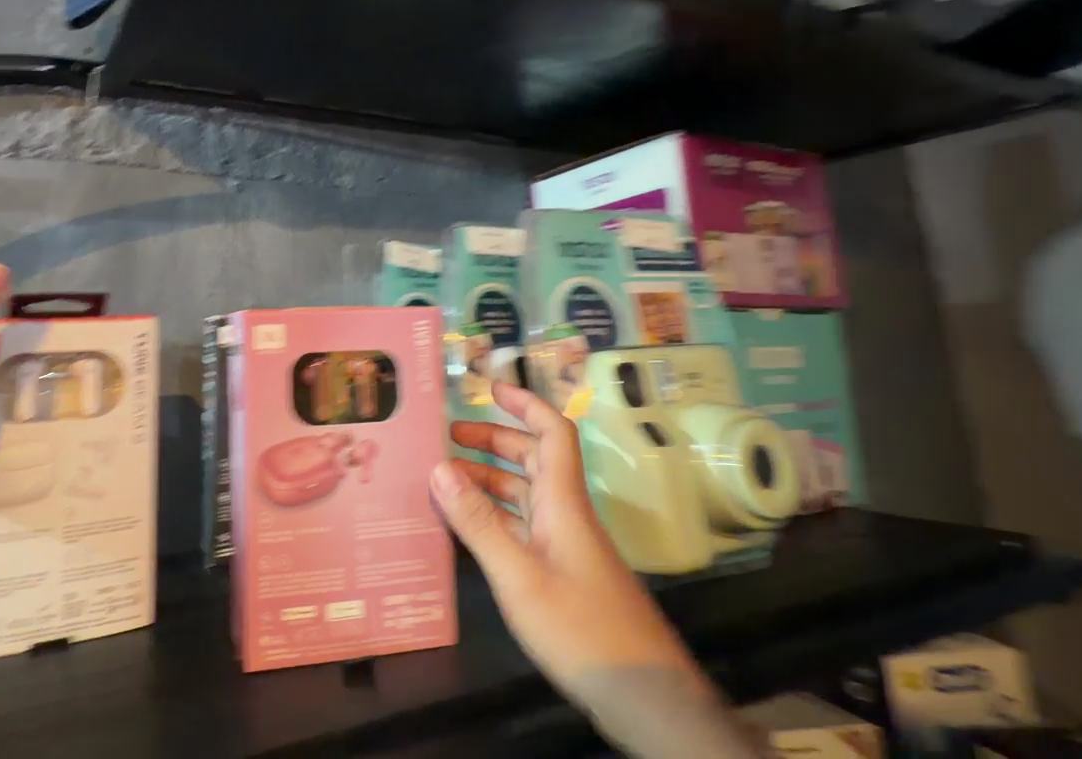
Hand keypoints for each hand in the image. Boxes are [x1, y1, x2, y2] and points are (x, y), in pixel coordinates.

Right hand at [432, 382, 757, 757]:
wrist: (643, 692)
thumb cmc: (581, 627)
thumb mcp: (518, 575)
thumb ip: (478, 522)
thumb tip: (439, 466)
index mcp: (563, 501)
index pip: (552, 432)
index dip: (525, 404)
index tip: (490, 388)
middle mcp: (566, 514)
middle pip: (533, 459)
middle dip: (494, 440)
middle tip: (448, 438)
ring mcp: (566, 545)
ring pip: (526, 494)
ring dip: (489, 480)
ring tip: (444, 479)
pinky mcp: (563, 573)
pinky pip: (524, 526)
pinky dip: (494, 517)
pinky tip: (466, 528)